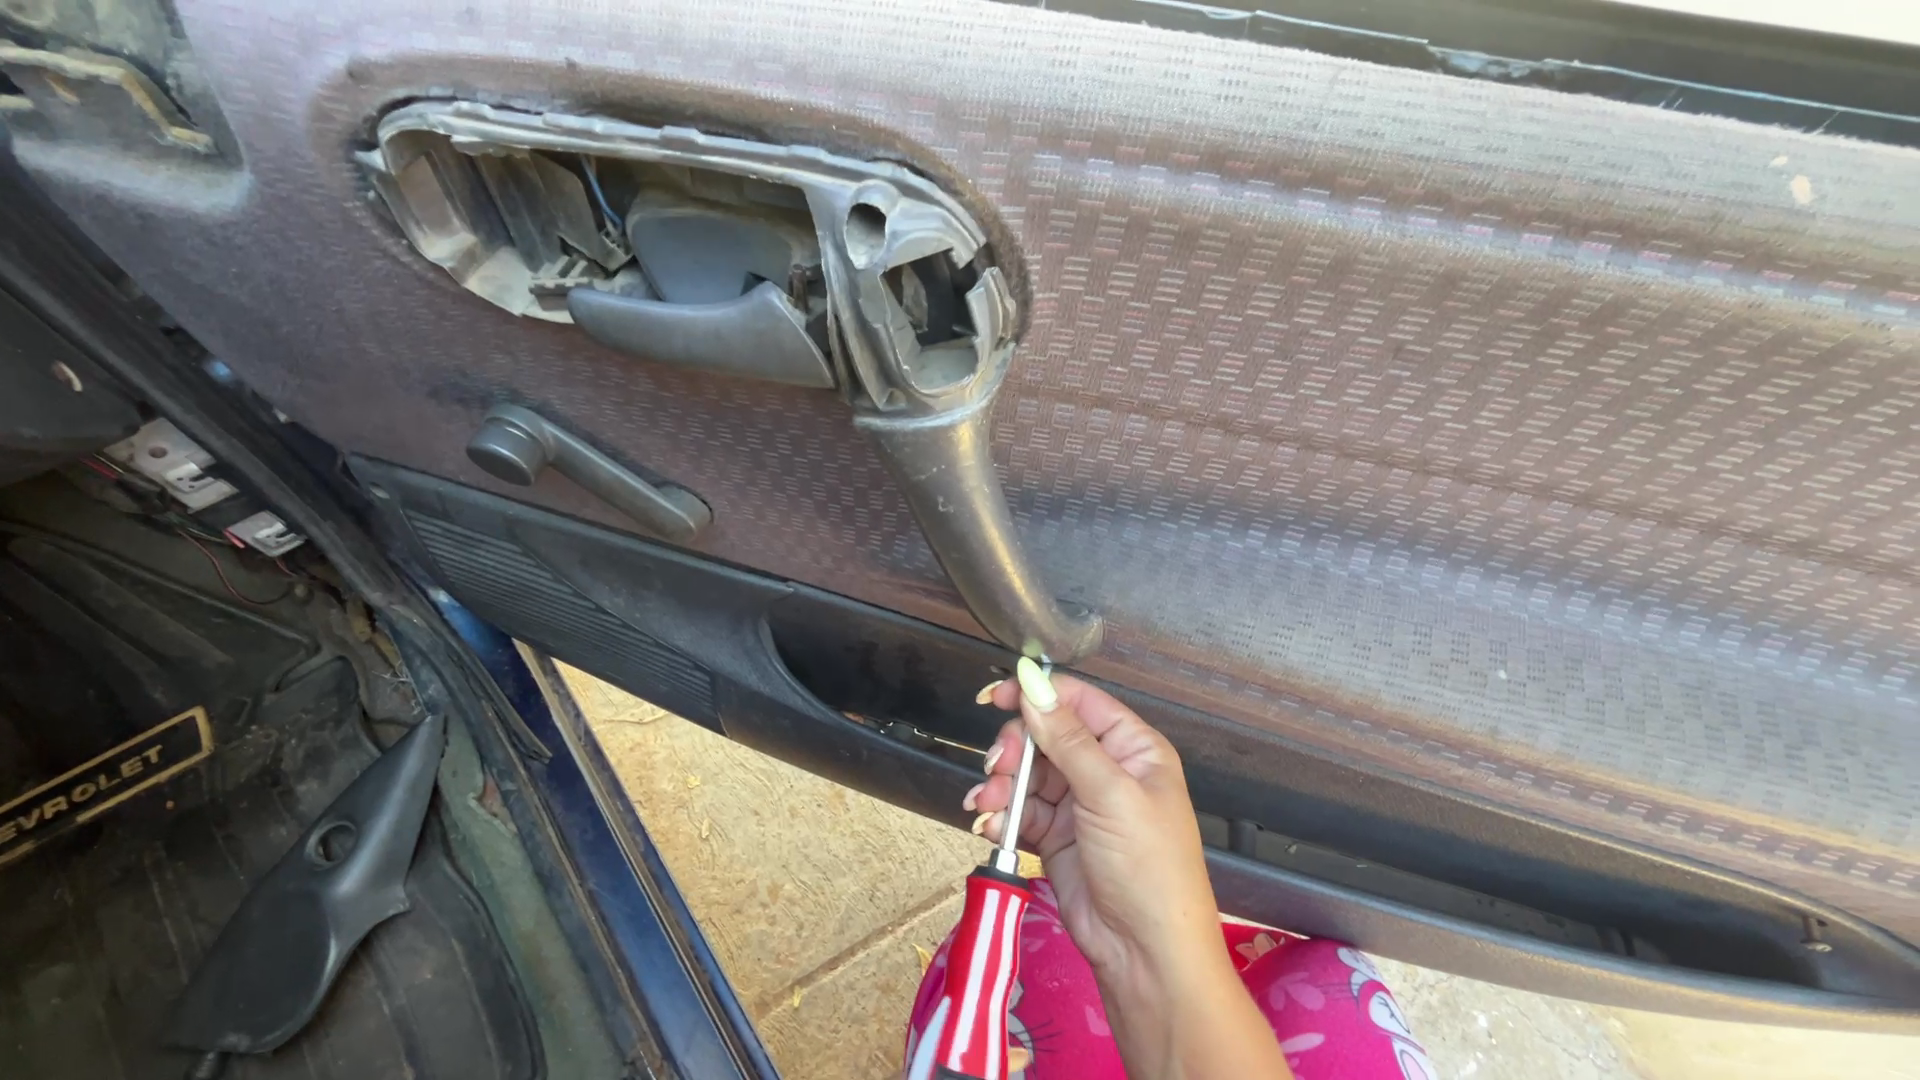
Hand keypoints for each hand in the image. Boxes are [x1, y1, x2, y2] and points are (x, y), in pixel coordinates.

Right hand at [968, 672, 1218, 990]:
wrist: (1144, 954)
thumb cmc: (1145, 864)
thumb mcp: (1109, 793)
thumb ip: (1066, 738)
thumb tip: (1032, 683)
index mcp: (1131, 747)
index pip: (1077, 702)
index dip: (1036, 693)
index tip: (994, 696)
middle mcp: (1104, 768)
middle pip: (1045, 736)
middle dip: (1015, 749)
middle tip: (997, 767)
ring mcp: (1079, 803)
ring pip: (1027, 774)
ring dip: (1002, 784)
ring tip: (988, 803)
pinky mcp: (1057, 836)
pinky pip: (1021, 811)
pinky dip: (1002, 815)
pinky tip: (991, 825)